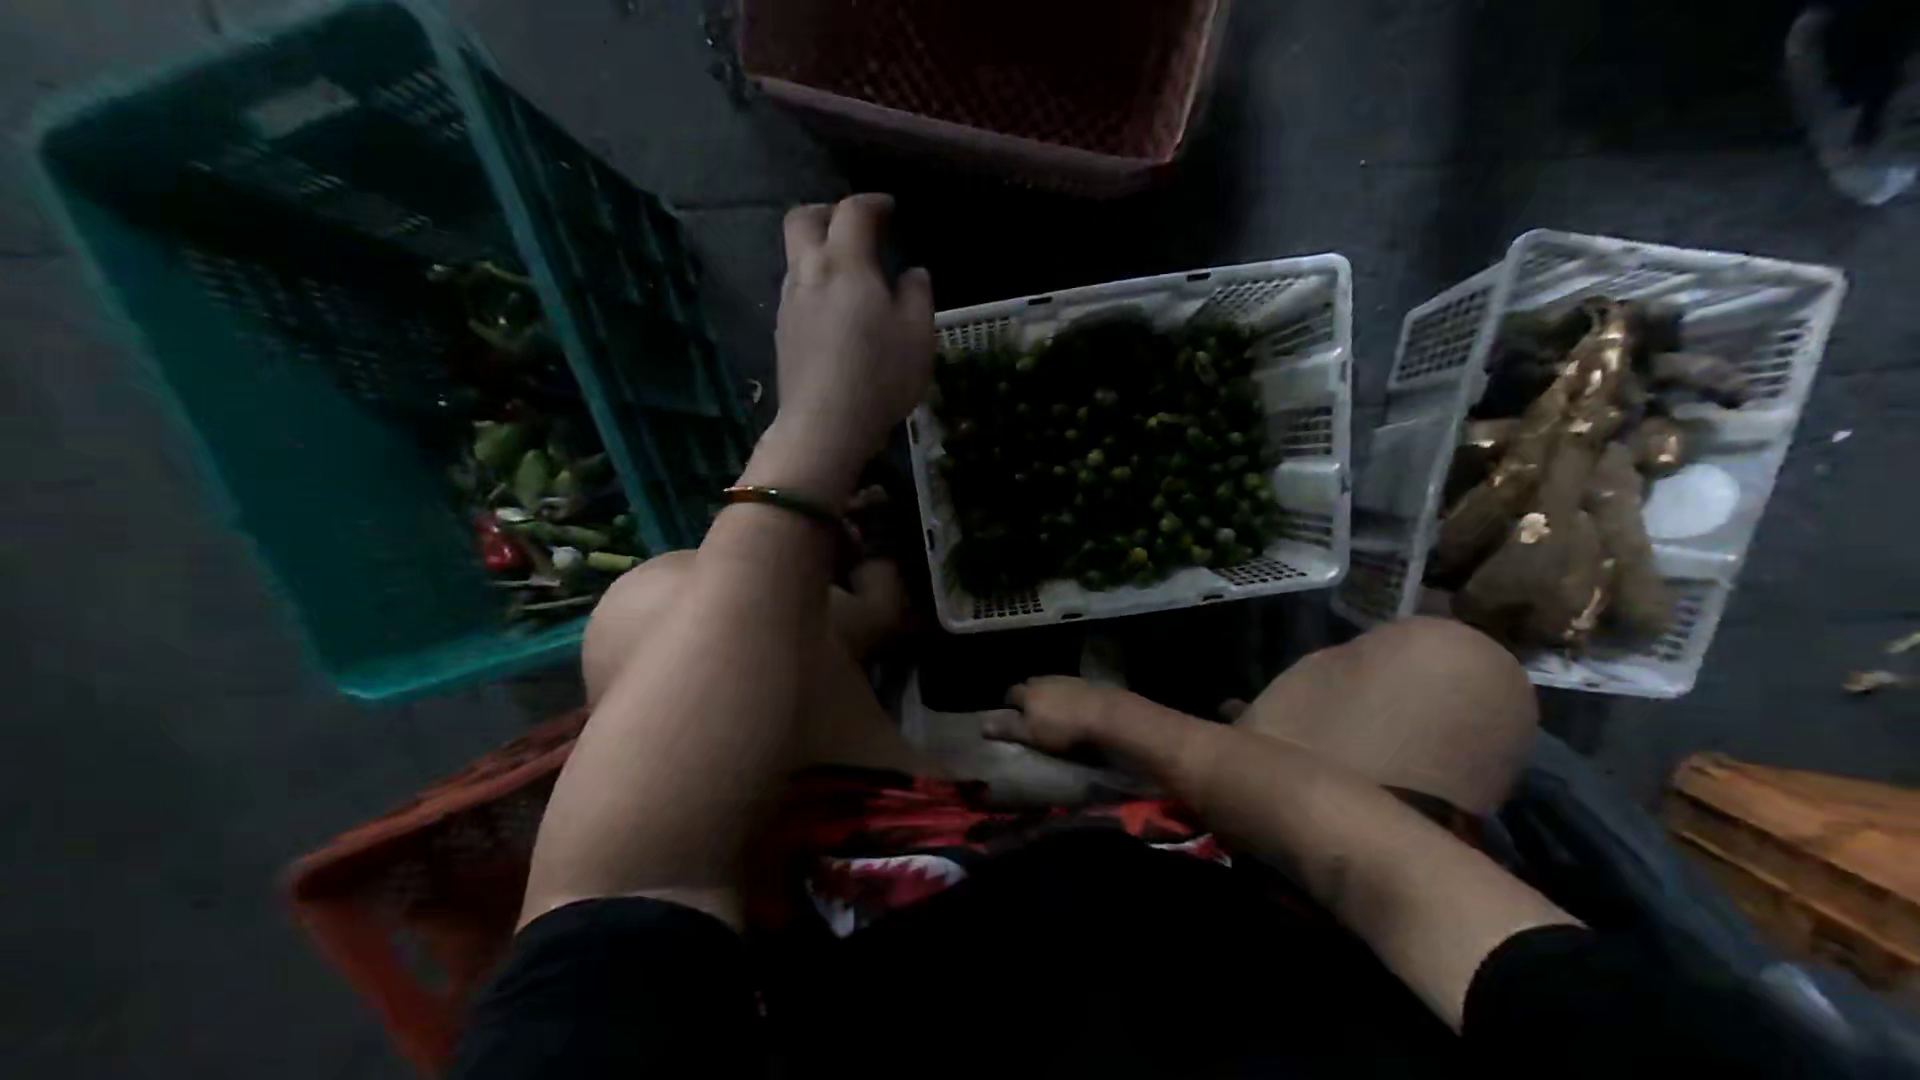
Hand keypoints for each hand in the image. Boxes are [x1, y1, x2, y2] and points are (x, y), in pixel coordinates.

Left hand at [749, 194, 933, 502]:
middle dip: (828, 212)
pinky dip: (815, 283)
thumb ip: (917, 294)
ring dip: (820, 251)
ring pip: (796, 257)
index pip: (853, 212)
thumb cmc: (879, 376)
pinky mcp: (782, 332)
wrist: (824, 426)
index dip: (872, 203)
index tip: (889, 209)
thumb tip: (912, 273)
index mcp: (844, 264)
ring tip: (850, 273)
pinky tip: (835, 311)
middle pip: (803, 219)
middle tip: (856, 228)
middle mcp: (808, 273)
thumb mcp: (917, 335)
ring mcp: (789, 303)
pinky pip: (796, 290)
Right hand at [983, 676, 1121, 755]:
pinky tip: (1073, 707)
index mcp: (1028, 692)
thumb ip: (1007, 728)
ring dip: (1049, 694)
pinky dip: (1067, 696)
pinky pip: (1070, 688)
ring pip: (1051, 685)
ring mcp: (1066, 679)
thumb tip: (980, 724)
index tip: (1011, 713)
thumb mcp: (1030, 733)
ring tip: (1052, 710)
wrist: (1103, 714)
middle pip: (1031, 684)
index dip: (1010, 702)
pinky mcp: (1086, 684)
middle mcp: (1044, 680)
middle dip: (1029, 695)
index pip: (1012, 693)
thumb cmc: (1061, 727)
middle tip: (1031, 711)